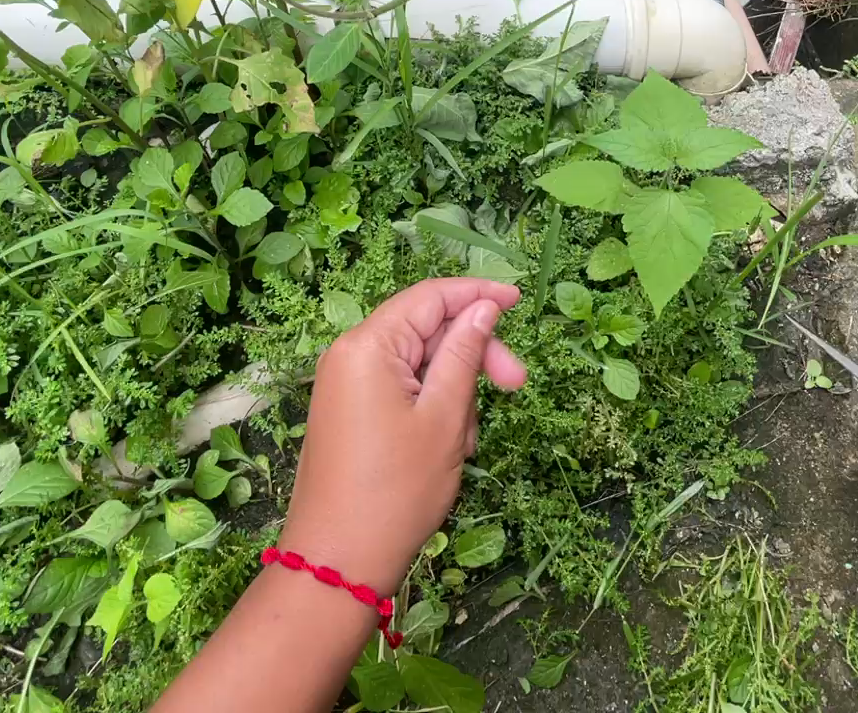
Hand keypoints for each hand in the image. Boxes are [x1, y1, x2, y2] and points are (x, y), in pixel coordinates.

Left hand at [278, 278, 524, 591]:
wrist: (339, 565)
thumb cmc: (397, 489)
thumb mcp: (444, 416)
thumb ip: (465, 352)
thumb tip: (483, 307)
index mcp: (368, 345)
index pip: (430, 297)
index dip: (477, 293)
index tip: (518, 300)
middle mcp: (351, 354)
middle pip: (427, 331)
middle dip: (473, 354)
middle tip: (517, 385)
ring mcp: (348, 383)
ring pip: (420, 363)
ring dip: (455, 390)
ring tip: (465, 441)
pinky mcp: (352, 409)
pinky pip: (403, 388)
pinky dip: (433, 406)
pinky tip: (448, 444)